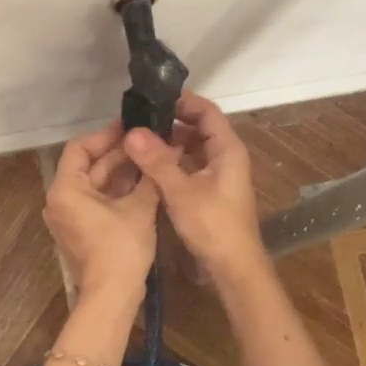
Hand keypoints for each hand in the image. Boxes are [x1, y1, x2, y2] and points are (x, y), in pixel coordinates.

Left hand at [44, 123, 159, 300]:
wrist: (111, 295)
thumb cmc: (120, 249)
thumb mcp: (139, 208)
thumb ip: (149, 176)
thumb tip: (167, 150)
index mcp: (65, 190)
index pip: (80, 148)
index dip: (106, 135)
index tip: (132, 127)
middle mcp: (60, 201)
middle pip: (89, 166)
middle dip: (119, 154)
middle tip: (148, 140)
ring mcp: (70, 217)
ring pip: (96, 185)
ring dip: (122, 172)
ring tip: (151, 157)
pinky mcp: (81, 231)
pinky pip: (98, 202)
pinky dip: (118, 192)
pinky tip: (145, 181)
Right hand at [121, 93, 267, 280]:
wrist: (233, 267)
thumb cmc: (213, 226)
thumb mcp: (181, 191)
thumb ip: (157, 160)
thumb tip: (132, 131)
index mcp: (227, 150)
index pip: (207, 111)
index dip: (183, 102)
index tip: (153, 99)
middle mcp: (225, 158)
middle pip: (199, 130)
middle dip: (171, 124)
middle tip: (139, 122)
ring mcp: (219, 177)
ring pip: (193, 151)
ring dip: (169, 146)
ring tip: (139, 143)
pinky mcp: (210, 194)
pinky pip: (190, 169)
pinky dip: (172, 165)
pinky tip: (149, 169)